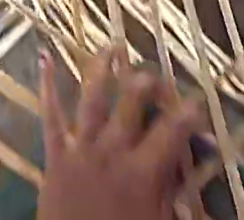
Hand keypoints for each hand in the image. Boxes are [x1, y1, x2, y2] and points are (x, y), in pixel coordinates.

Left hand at [36, 47, 205, 219]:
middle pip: (131, 100)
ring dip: (103, 68)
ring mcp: (81, 148)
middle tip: (156, 74)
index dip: (189, 112)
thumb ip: (175, 197)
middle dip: (146, 80)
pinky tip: (45, 58)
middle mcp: (112, 150)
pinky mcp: (55, 155)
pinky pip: (50, 116)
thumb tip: (195, 176)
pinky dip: (47, 86)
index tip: (197, 101)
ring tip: (113, 46)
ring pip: (93, 97)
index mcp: (142, 171)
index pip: (172, 130)